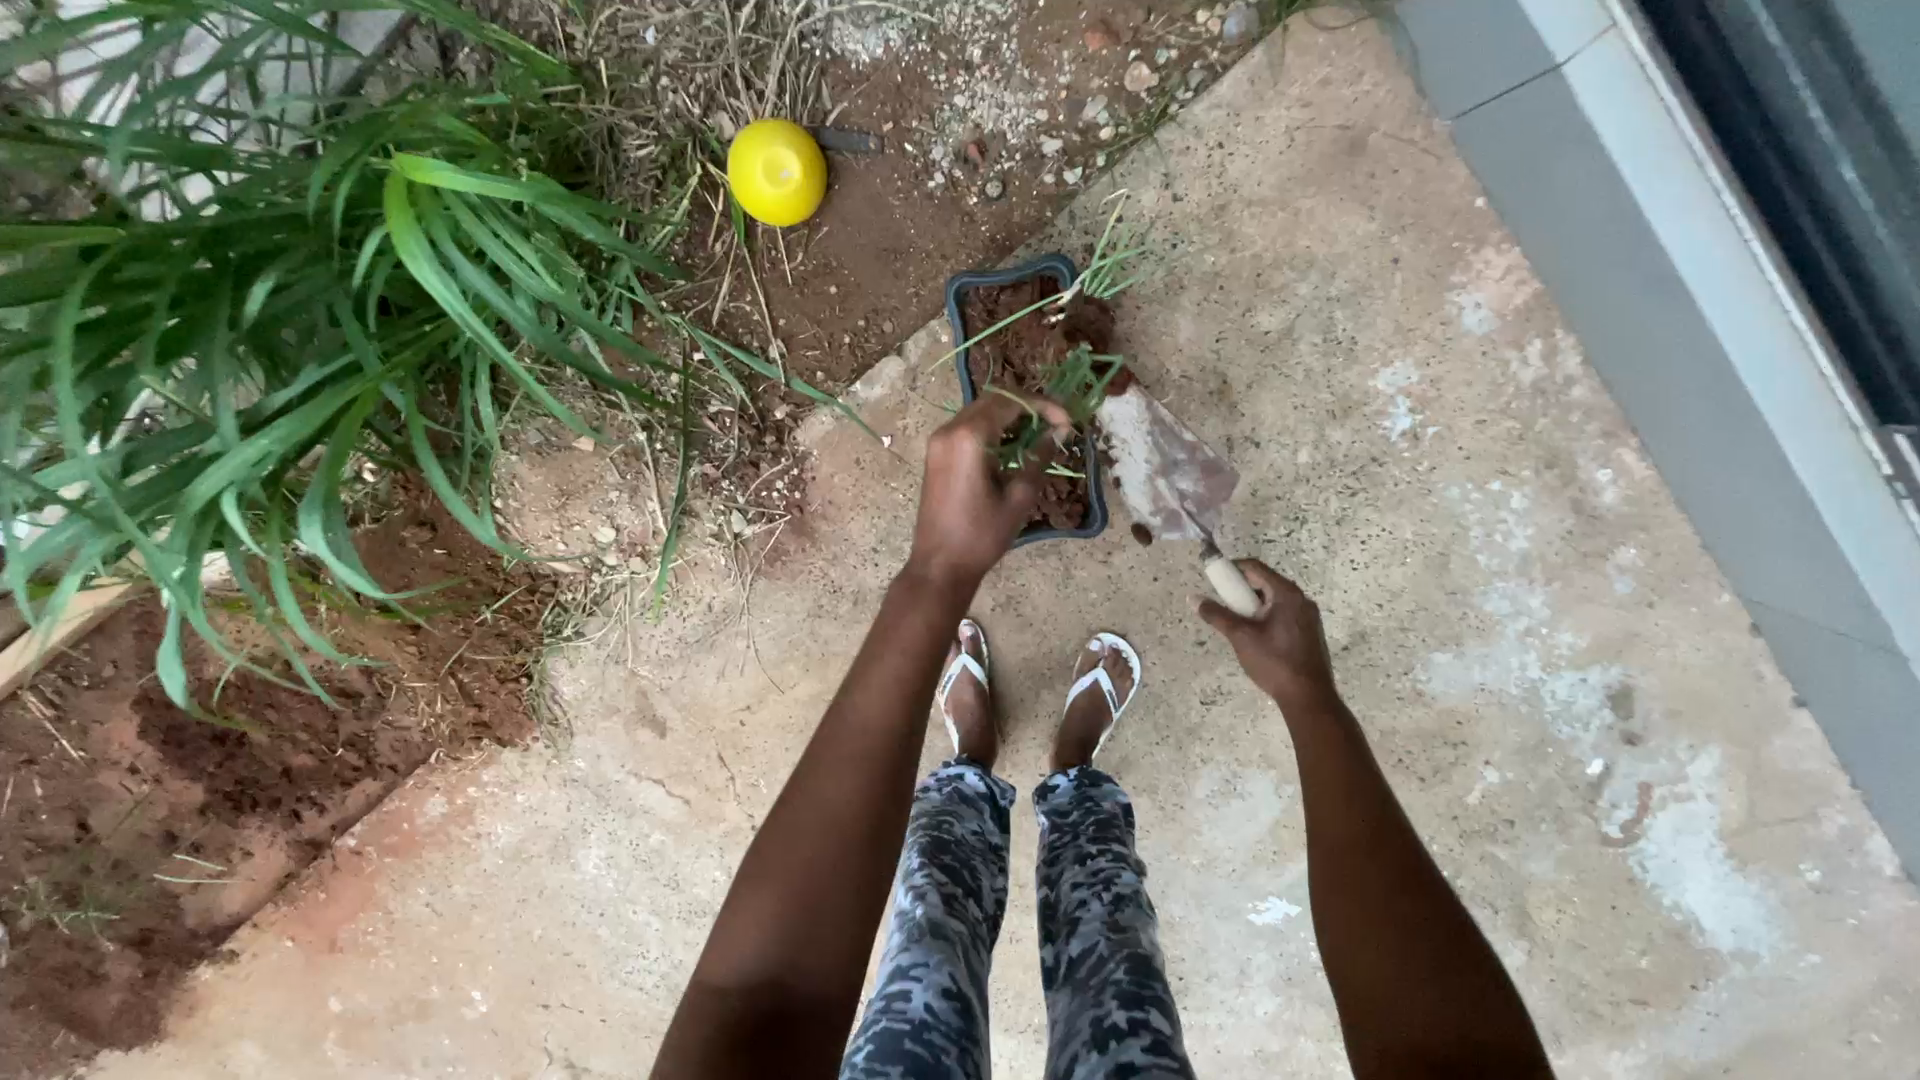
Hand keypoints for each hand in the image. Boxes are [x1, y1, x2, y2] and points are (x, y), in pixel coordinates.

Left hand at [904, 390, 1071, 590]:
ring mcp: (938, 442)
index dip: (1043, 406)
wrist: (939, 565)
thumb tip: (1058, 433)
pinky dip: (992, 430)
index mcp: (968, 437)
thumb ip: (1038, 458)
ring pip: (979, 412)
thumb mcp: (1018, 497)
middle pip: (993, 400)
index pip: (1011, 402)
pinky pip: (967, 428)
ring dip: (1010, 417)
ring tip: (1038, 435)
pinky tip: (1012, 448)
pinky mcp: (936, 455)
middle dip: (1027, 407)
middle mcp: (949, 430)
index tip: (1067, 421)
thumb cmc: (981, 536)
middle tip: (1056, 424)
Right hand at [1197, 559, 1337, 706]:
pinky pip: (1283, 613)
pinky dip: (1265, 616)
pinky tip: (1256, 636)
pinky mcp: (1309, 631)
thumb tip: (1193, 598)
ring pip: (1274, 600)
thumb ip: (1217, 614)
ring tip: (1237, 624)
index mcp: (1287, 594)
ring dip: (1252, 605)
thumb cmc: (1274, 661)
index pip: (1255, 568)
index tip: (1214, 580)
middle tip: (1224, 605)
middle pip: (1266, 582)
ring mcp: (1308, 616)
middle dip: (1241, 590)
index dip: (1232, 569)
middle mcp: (1301, 599)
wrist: (1308, 697)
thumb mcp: (1240, 636)